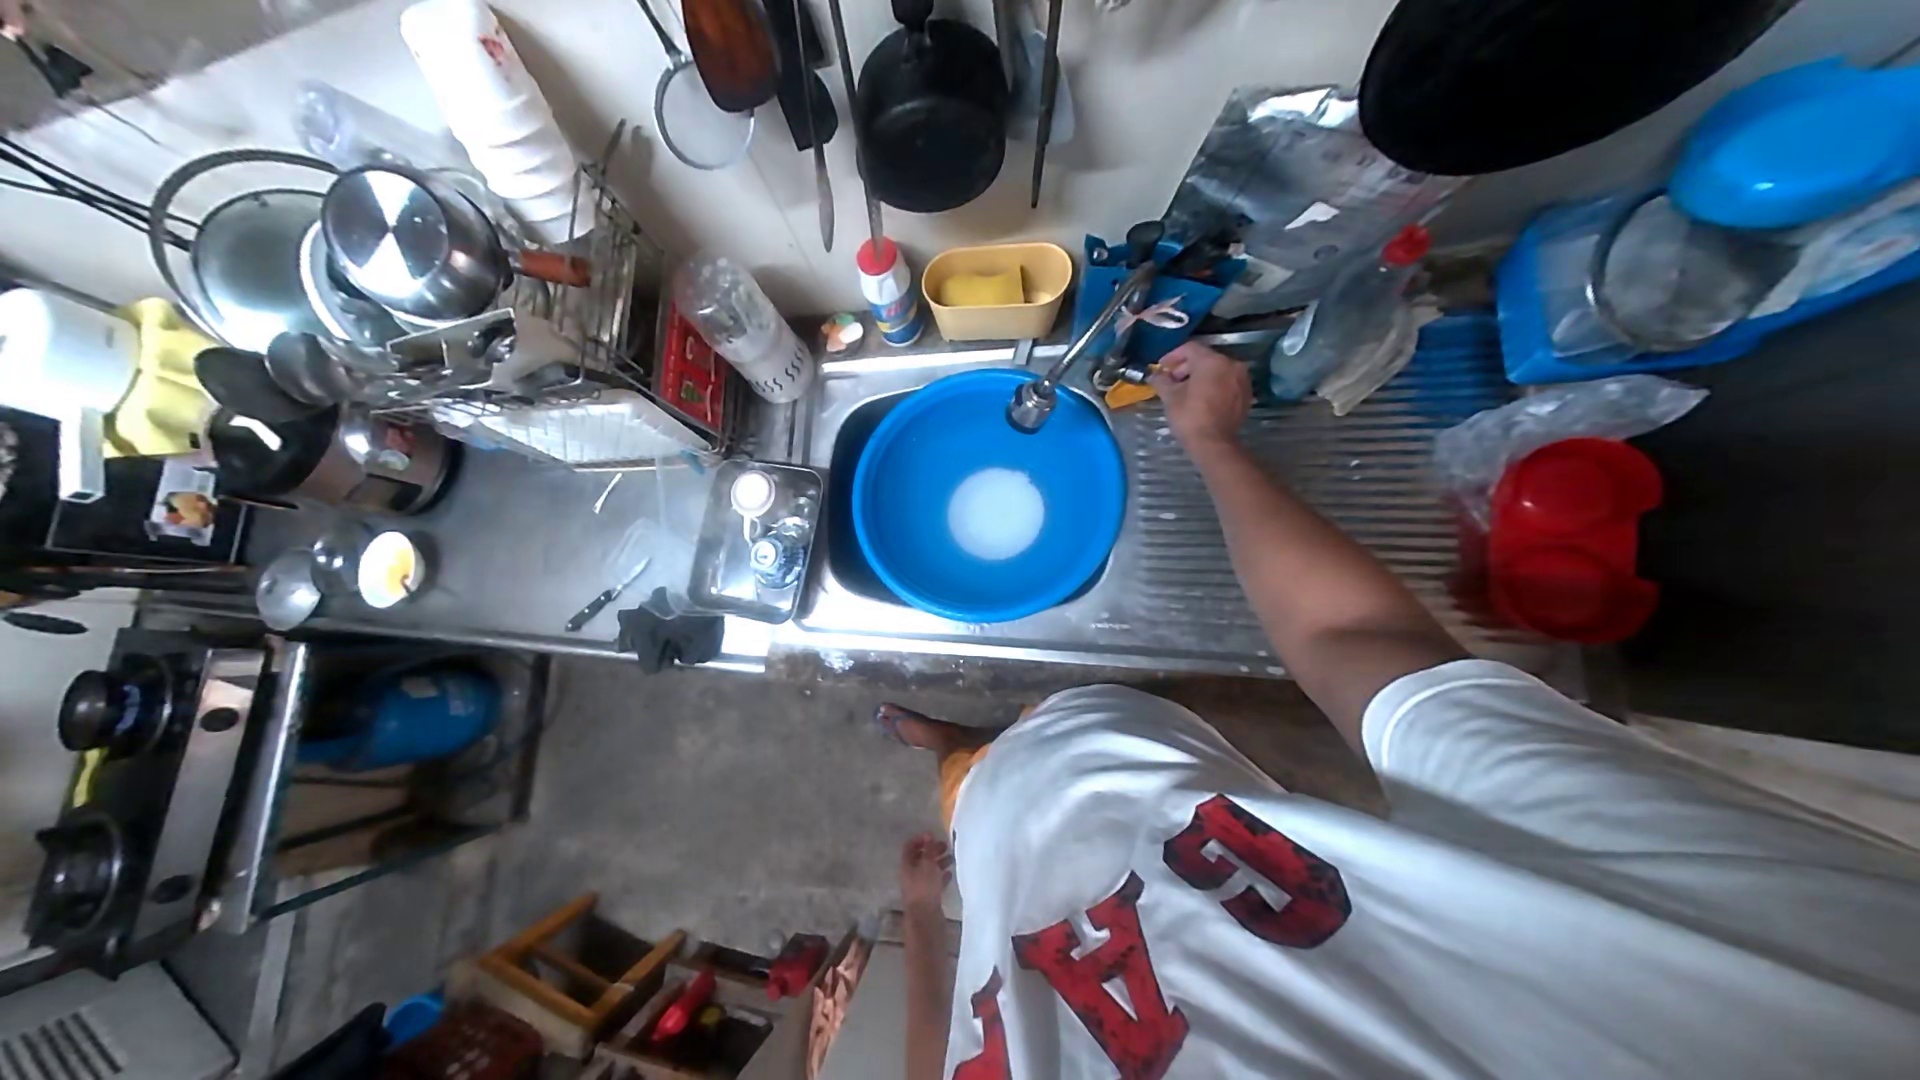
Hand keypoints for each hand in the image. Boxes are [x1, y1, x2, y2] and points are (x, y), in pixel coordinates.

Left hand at [899, 833, 951, 912]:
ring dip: (938, 862)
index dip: (920, 839)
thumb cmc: (925, 888)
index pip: (909, 846)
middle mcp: (910, 875)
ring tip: (951, 858)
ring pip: (928, 870)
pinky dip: (941, 876)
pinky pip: (933, 882)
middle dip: (932, 850)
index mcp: (906, 866)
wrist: (926, 919)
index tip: (933, 836)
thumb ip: (929, 850)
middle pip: (920, 858)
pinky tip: (950, 874)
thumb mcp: (928, 865)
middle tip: (945, 846)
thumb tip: (928, 835)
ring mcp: (918, 887)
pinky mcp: (927, 897)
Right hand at [1150, 342, 1250, 454]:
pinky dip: (1214, 385)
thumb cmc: (1189, 417)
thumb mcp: (1170, 397)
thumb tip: (1154, 375)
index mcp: (1212, 361)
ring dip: (1200, 376)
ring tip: (1186, 391)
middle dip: (1186, 367)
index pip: (1190, 348)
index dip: (1173, 355)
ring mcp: (1242, 379)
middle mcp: (1231, 364)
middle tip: (1172, 381)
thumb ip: (1161, 380)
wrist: (1214, 443)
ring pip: (1217, 370)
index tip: (1161, 367)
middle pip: (1205, 358)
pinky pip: (1227, 382)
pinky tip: (1202, 398)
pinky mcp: (1246, 393)